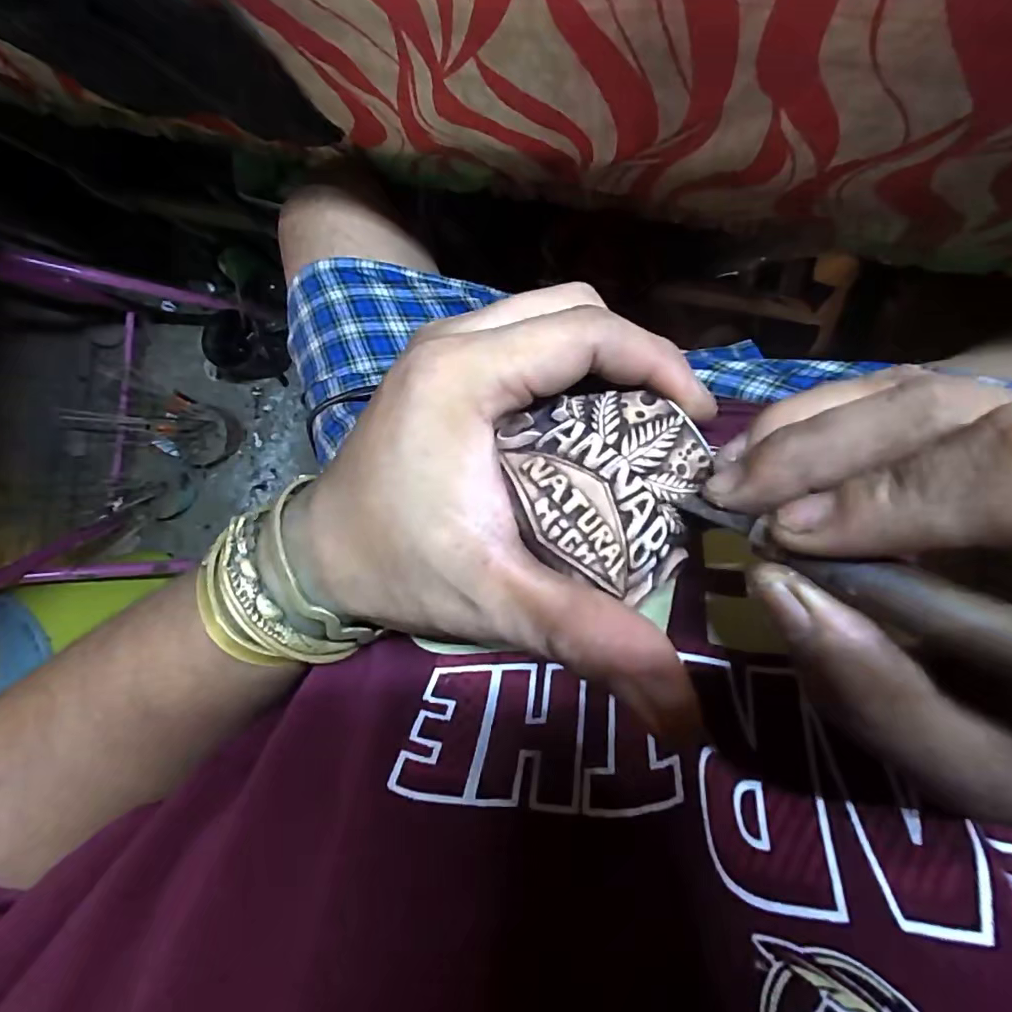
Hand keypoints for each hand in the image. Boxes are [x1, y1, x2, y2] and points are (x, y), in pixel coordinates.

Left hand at [288, 284, 716, 737]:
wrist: (315, 556)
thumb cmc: (395, 569)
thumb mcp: (490, 600)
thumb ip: (580, 631)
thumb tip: (679, 703)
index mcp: (462, 376)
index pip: (585, 331)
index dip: (658, 361)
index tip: (697, 417)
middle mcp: (450, 343)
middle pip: (572, 308)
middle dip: (635, 353)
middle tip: (668, 419)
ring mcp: (438, 348)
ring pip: (546, 316)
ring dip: (600, 356)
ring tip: (636, 416)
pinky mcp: (435, 367)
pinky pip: (520, 340)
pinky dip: (564, 365)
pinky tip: (580, 418)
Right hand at [705, 367, 1011, 879]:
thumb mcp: (986, 776)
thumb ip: (880, 694)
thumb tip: (770, 583)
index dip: (890, 493)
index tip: (784, 540)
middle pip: (963, 410)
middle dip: (819, 452)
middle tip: (725, 500)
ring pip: (930, 391)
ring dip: (807, 430)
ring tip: (730, 478)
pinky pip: (920, 401)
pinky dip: (826, 424)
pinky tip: (769, 458)